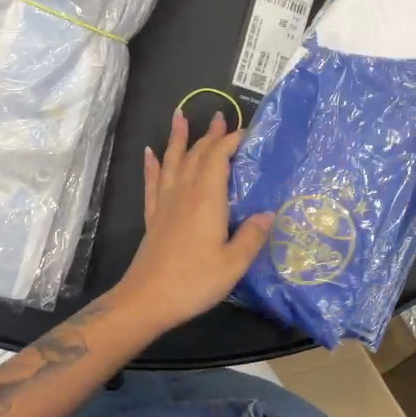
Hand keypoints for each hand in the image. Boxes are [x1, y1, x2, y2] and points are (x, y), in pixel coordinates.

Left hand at [115, 111, 273, 333]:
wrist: (147, 300)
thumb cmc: (194, 281)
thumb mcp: (234, 264)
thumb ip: (252, 236)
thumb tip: (268, 214)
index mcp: (206, 200)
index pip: (218, 159)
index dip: (230, 142)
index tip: (245, 132)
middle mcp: (184, 194)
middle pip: (196, 155)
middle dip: (209, 135)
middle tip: (219, 116)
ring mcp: (165, 204)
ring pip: (172, 162)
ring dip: (177, 138)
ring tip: (179, 116)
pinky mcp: (153, 217)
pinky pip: (153, 183)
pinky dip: (153, 165)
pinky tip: (150, 153)